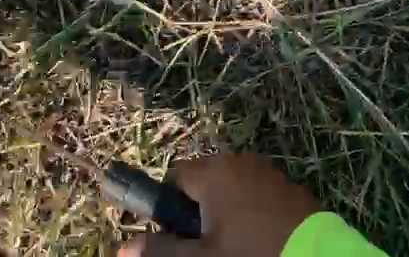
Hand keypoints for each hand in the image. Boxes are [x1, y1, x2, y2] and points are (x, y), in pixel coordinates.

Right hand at [119, 155, 322, 255]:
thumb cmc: (250, 256)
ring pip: (231, 186)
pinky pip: (256, 193)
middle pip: (204, 179)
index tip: (178, 236)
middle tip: (206, 244)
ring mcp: (265, 171)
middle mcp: (237, 162)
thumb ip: (162, 252)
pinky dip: (250, 211)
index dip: (170, 206)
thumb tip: (121, 250)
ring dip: (225, 210)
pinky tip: (258, 240)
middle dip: (198, 209)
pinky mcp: (287, 186)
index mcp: (213, 173)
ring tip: (233, 245)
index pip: (176, 176)